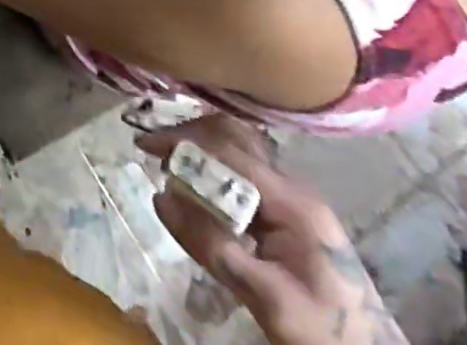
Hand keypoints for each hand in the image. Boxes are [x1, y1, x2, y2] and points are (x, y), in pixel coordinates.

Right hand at [139, 117, 407, 344]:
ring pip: (237, 155)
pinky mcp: (286, 213)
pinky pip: (242, 178)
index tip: (142, 145)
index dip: (182, 142)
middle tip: (151, 150)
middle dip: (188, 139)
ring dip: (198, 153)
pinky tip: (192, 186)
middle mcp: (293, 189)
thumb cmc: (323, 329)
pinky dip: (210, 173)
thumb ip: (212, 247)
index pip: (228, 151)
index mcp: (293, 202)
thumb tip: (159, 197)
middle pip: (234, 141)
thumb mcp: (265, 297)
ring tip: (165, 163)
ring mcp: (292, 200)